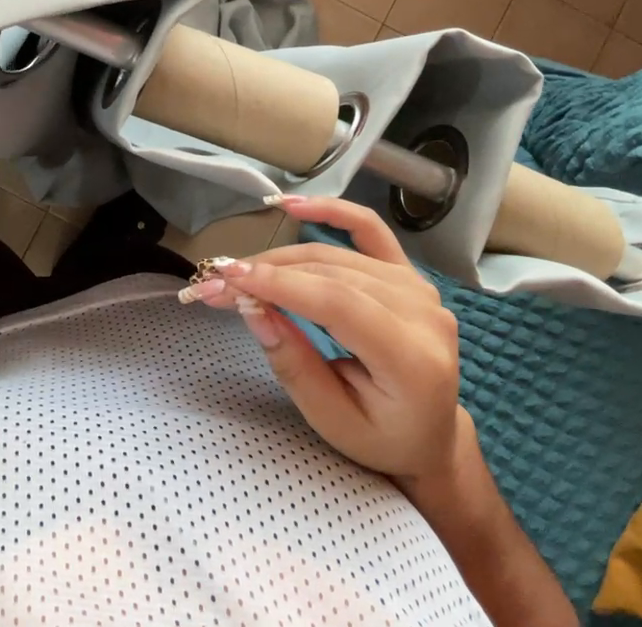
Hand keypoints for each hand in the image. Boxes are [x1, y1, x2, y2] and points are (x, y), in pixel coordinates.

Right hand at [197, 195, 465, 484]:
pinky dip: (331, 211)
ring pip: (334, 255)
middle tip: (213, 284)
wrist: (428, 435)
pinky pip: (368, 229)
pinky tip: (292, 205)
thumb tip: (250, 307)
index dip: (280, 284)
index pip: (337, 301)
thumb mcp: (330, 418)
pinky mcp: (408, 275)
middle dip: (265, 273)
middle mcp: (424, 313)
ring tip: (236, 271)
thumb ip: (293, 363)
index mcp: (413, 358)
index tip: (227, 279)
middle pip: (330, 273)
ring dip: (279, 258)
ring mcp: (419, 288)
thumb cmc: (379, 436)